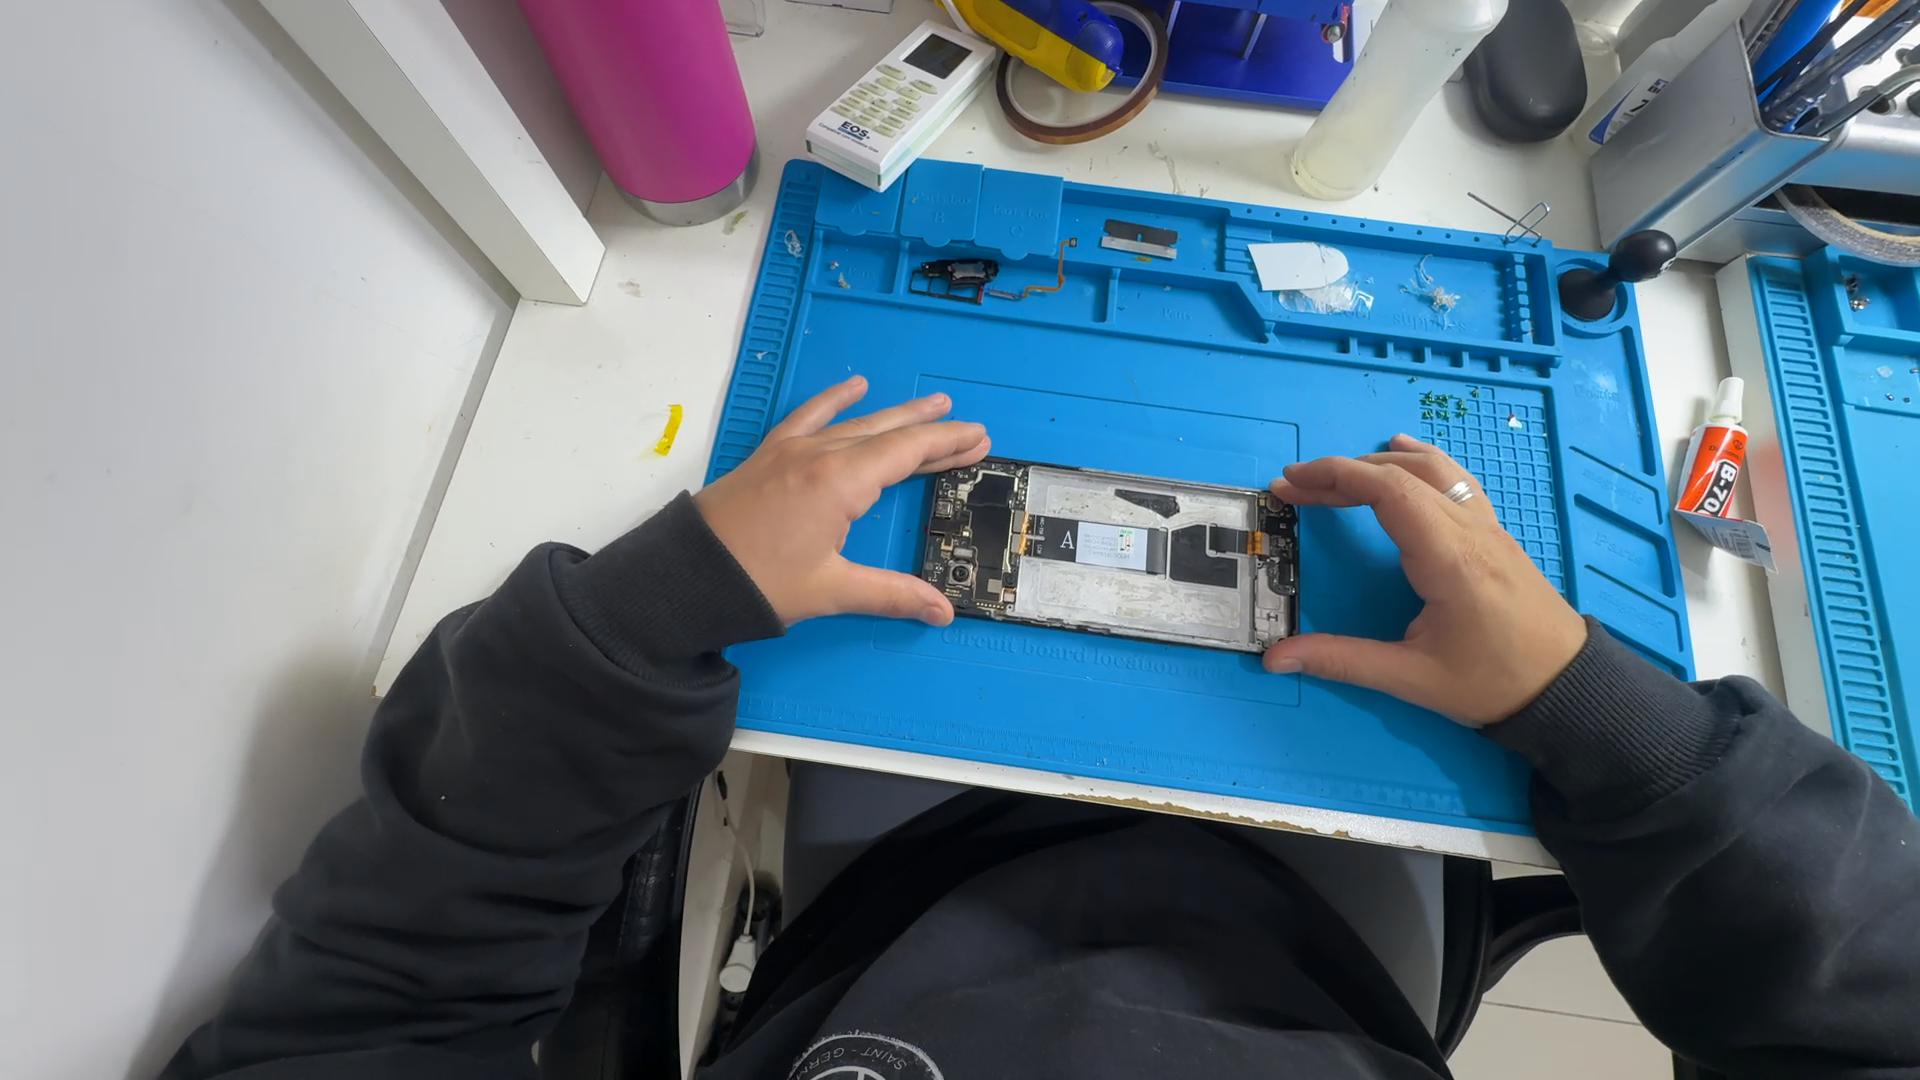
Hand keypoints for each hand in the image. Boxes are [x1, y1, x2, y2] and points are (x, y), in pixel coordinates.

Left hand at [696, 376, 990, 626]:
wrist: (685, 575)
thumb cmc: (758, 582)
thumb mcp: (831, 590)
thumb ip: (892, 595)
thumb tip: (943, 612)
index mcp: (841, 482)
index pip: (907, 452)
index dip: (947, 443)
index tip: (978, 437)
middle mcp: (821, 455)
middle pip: (889, 434)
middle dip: (933, 430)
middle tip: (970, 427)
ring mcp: (793, 449)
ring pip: (857, 423)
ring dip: (896, 415)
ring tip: (930, 403)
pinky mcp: (771, 454)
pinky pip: (810, 416)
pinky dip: (834, 400)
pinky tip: (852, 386)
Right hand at [1263, 434, 1588, 726]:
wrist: (1573, 689)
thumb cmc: (1494, 682)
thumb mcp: (1412, 679)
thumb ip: (1342, 661)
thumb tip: (1276, 658)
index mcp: (1448, 557)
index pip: (1388, 490)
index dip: (1334, 477)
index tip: (1291, 483)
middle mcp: (1469, 530)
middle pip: (1400, 475)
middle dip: (1339, 473)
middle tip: (1294, 487)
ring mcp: (1487, 528)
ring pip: (1431, 469)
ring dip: (1375, 464)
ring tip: (1334, 471)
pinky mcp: (1494, 535)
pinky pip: (1456, 480)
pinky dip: (1420, 460)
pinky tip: (1406, 452)